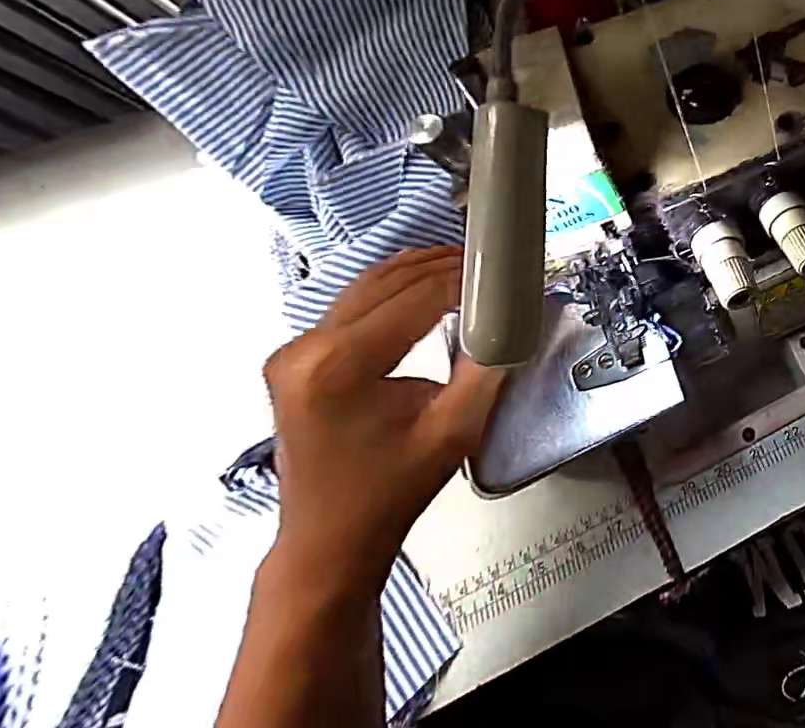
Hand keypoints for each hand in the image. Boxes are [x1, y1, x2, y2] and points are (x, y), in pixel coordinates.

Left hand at [261, 246, 503, 587]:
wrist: (330, 540)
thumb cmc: (387, 493)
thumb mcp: (455, 429)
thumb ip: (488, 366)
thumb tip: (510, 324)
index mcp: (338, 366)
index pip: (417, 297)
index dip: (465, 280)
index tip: (501, 275)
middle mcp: (305, 350)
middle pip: (389, 282)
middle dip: (444, 267)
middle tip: (489, 263)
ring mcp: (294, 352)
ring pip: (367, 285)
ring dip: (418, 272)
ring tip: (465, 268)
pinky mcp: (298, 358)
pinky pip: (352, 305)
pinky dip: (394, 289)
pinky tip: (425, 287)